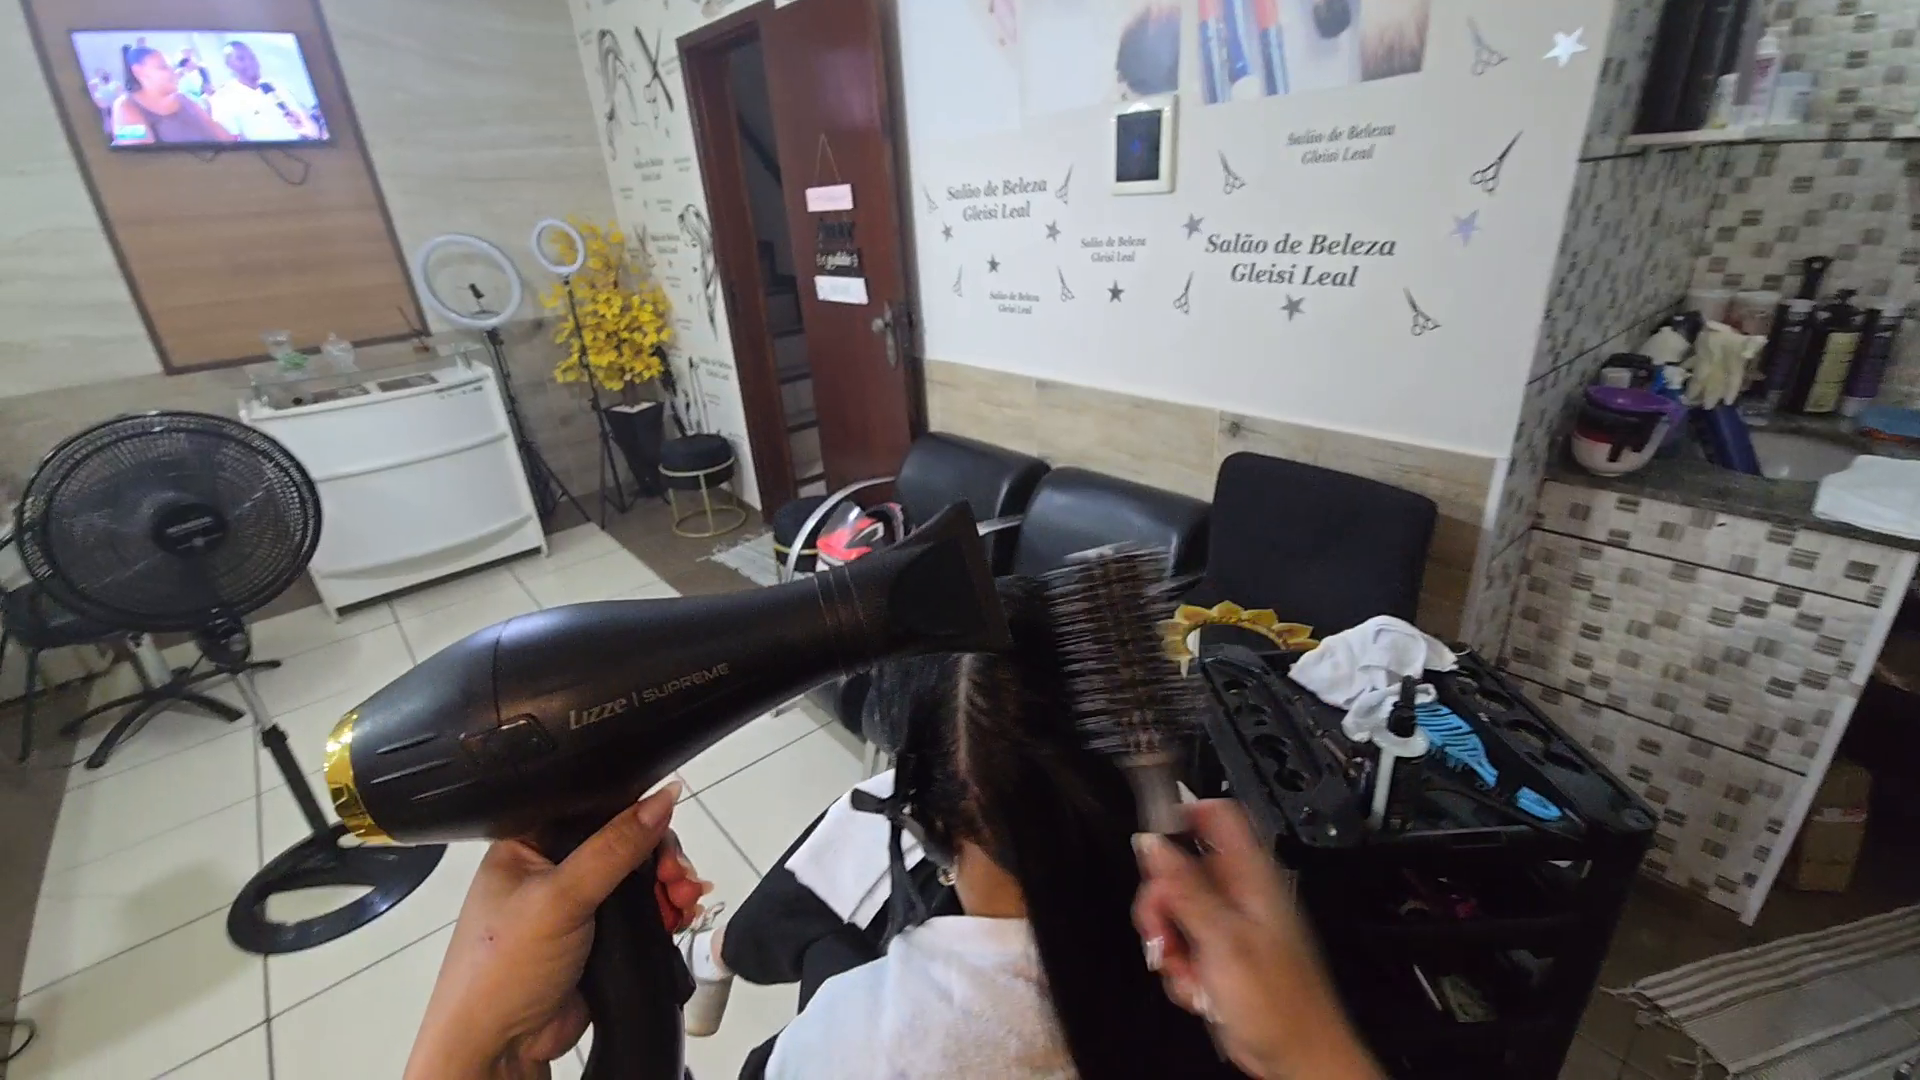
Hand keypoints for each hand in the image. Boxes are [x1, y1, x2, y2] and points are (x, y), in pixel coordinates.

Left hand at [405, 782, 710, 1079]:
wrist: (498, 1055)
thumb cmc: (500, 973)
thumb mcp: (559, 899)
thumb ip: (615, 847)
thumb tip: (663, 798)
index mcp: (529, 844)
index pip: (595, 806)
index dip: (636, 812)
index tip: (667, 828)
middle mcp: (555, 865)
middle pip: (628, 839)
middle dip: (662, 856)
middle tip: (678, 875)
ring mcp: (580, 900)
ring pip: (641, 873)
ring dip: (671, 882)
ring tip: (685, 901)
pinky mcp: (602, 931)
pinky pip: (646, 906)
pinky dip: (668, 907)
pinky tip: (682, 913)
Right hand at [1132, 800, 1380, 1079]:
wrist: (1299, 1060)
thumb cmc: (1281, 1005)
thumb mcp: (1222, 938)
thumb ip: (1183, 888)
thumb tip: (1151, 843)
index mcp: (1250, 875)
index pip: (1216, 815)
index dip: (1183, 811)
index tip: (1154, 833)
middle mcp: (1239, 892)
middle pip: (1182, 865)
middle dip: (1162, 897)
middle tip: (1162, 925)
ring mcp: (1229, 923)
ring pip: (1175, 906)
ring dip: (1168, 938)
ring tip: (1181, 964)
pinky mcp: (1220, 952)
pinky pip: (1181, 941)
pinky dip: (1178, 962)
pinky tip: (1194, 984)